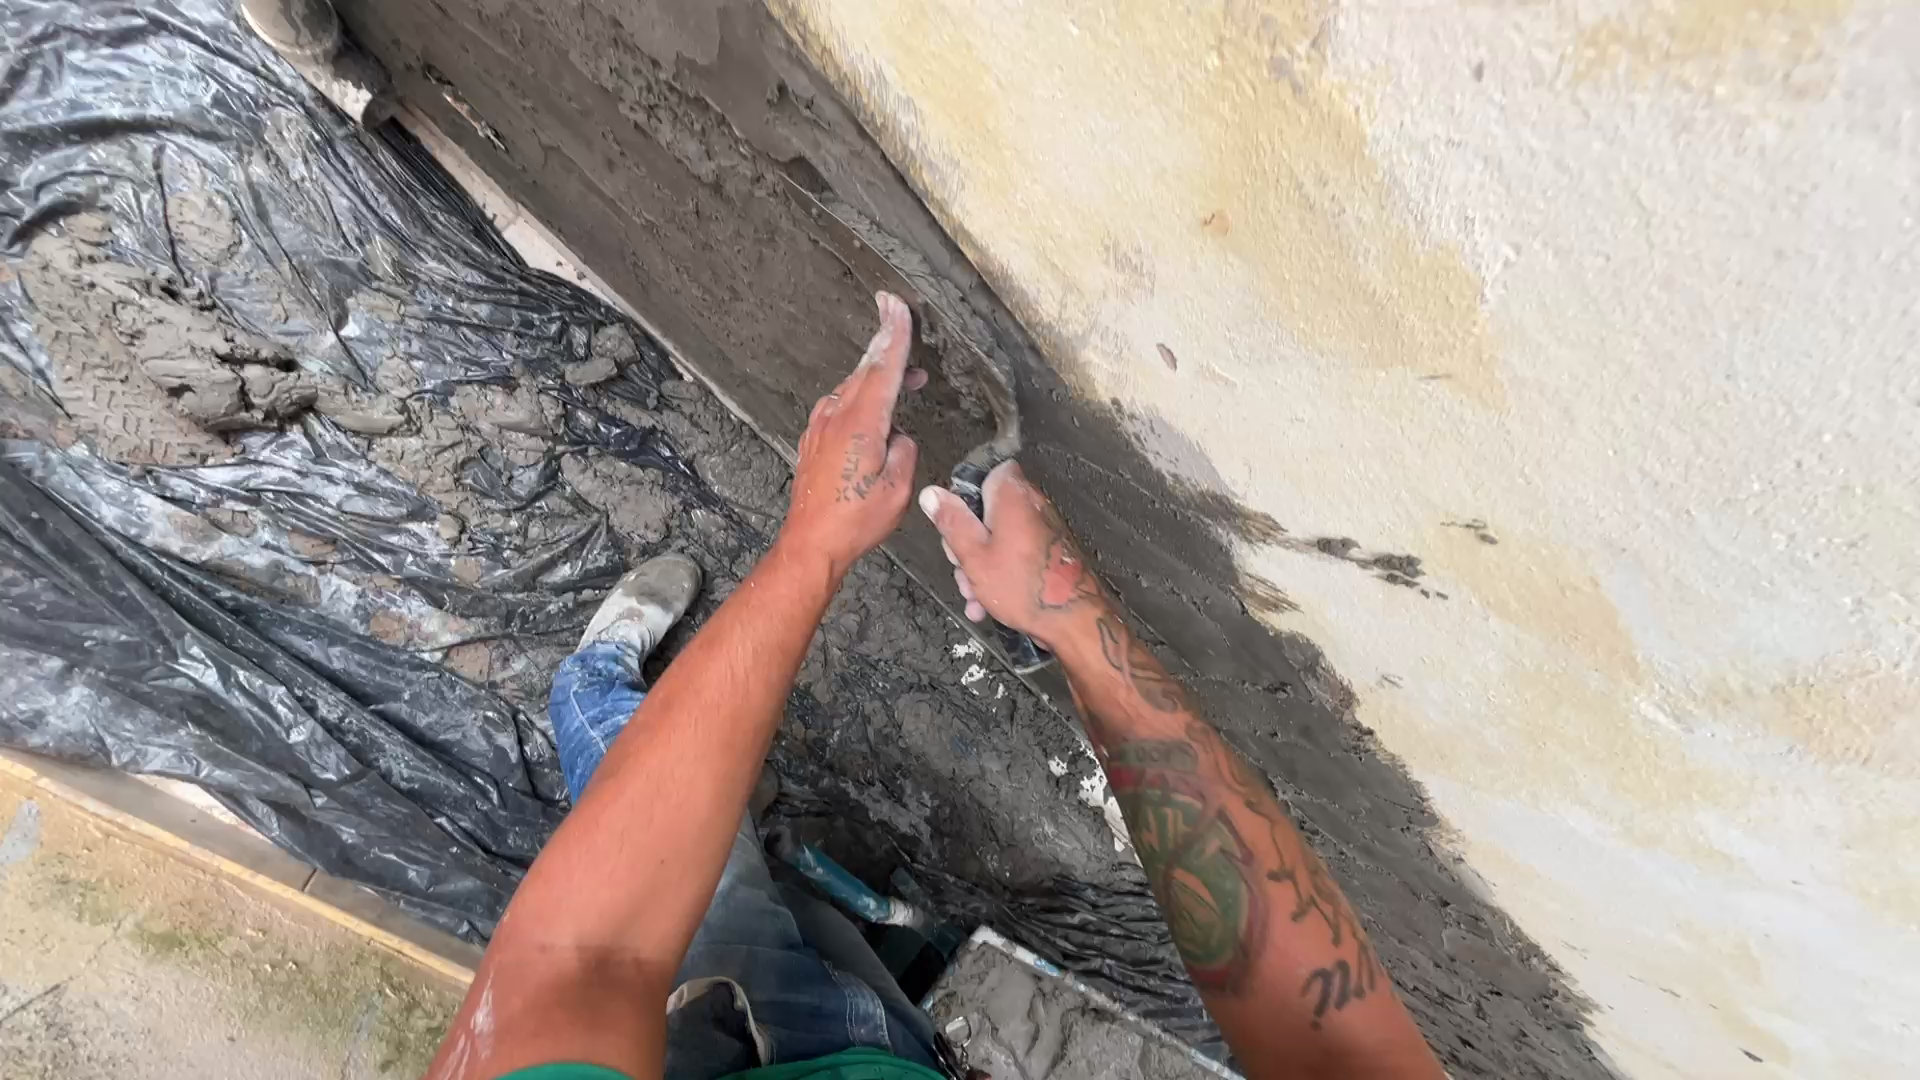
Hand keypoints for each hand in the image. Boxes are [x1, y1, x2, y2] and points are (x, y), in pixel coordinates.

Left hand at [780, 292, 925, 576]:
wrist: (811, 541)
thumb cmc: (855, 520)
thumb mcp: (897, 489)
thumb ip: (904, 451)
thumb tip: (898, 437)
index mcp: (862, 423)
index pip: (884, 368)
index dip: (895, 334)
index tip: (897, 305)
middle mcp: (836, 417)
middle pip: (866, 369)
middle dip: (886, 342)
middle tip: (896, 313)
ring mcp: (820, 426)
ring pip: (852, 386)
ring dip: (877, 374)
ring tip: (902, 376)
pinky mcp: (813, 439)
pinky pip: (839, 404)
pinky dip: (859, 395)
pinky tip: (870, 406)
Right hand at [917, 460, 1110, 645]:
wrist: (1074, 620)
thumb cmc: (1024, 586)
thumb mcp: (974, 555)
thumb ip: (951, 522)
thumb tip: (931, 493)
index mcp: (1012, 495)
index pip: (983, 472)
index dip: (963, 497)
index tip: (955, 525)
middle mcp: (1031, 504)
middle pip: (986, 511)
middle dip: (967, 543)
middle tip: (962, 568)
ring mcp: (1042, 528)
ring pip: (998, 537)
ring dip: (980, 565)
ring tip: (975, 596)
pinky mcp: (1048, 551)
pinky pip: (1015, 554)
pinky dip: (1000, 573)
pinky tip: (987, 603)